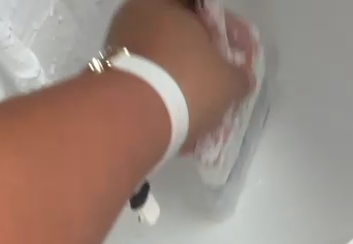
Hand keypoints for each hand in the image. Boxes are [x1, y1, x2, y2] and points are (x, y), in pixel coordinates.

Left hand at [107, 0, 254, 150]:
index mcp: (165, 2)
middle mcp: (137, 16)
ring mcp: (119, 47)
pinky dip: (162, 100)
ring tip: (199, 112)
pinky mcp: (109, 80)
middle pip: (178, 35)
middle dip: (200, 60)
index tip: (236, 52)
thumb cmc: (186, 84)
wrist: (132, 118)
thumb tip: (243, 78)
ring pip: (161, 63)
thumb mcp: (226, 82)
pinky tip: (178, 122)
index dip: (223, 29)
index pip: (201, 6)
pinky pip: (145, 86)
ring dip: (181, 84)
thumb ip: (239, 76)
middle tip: (218, 84)